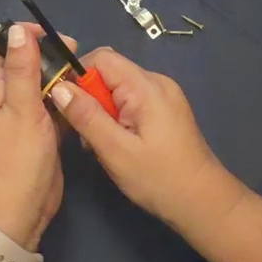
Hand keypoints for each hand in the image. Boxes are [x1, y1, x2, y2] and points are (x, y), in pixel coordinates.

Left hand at [0, 23, 64, 250]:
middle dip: (46, 53)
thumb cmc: (15, 159)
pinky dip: (66, 99)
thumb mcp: (21, 109)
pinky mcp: (40, 135)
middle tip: (74, 52)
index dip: (17, 35)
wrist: (16, 214)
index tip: (47, 34)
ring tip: (83, 73)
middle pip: (21, 63)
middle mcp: (4, 99)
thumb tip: (17, 30)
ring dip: (59, 76)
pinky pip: (52, 107)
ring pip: (40, 85)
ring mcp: (22, 118)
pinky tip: (86, 97)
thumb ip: (22, 69)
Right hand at [48, 48, 246, 236]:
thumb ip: (86, 116)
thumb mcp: (116, 150)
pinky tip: (118, 144)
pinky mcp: (166, 109)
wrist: (204, 203)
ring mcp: (164, 95)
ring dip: (102, 110)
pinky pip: (131, 100)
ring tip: (102, 145)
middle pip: (109, 72)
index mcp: (146, 86)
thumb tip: (58, 86)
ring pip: (118, 88)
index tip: (65, 105)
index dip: (77, 75)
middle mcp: (157, 81)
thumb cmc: (160, 179)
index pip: (101, 58)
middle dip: (89, 97)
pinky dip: (117, 116)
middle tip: (85, 133)